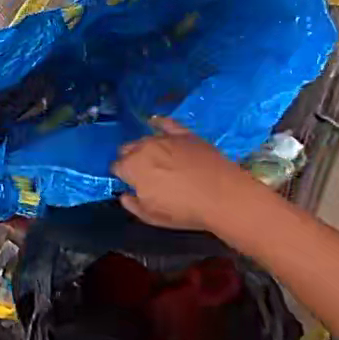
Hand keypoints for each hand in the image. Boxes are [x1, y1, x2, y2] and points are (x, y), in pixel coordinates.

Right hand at [113, 117, 264, 232]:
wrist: (222, 195)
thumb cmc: (184, 210)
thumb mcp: (152, 217)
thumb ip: (133, 204)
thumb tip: (125, 195)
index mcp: (132, 168)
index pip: (116, 167)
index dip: (120, 175)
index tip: (128, 183)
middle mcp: (144, 148)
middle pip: (128, 149)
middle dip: (129, 159)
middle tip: (141, 174)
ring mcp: (165, 138)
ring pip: (145, 139)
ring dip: (144, 147)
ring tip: (152, 158)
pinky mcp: (184, 134)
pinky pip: (166, 123)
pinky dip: (158, 123)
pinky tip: (154, 122)